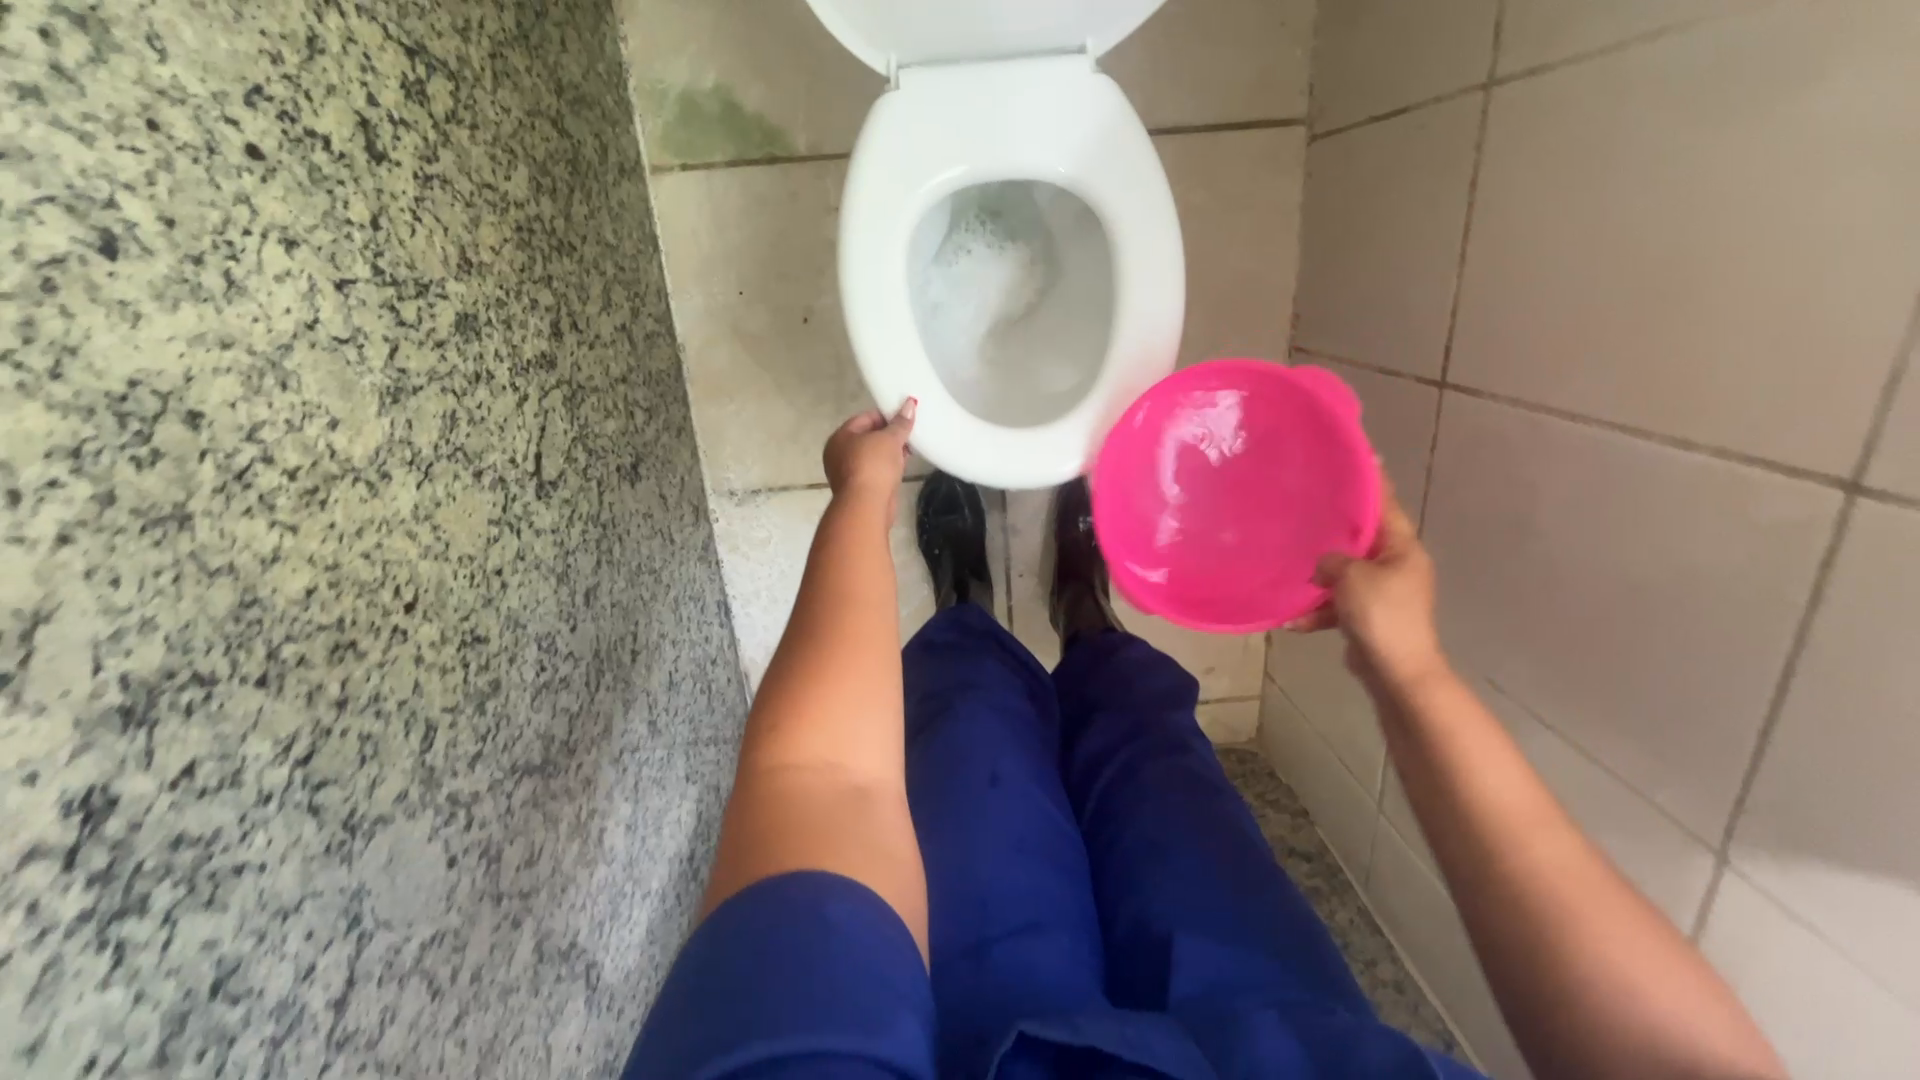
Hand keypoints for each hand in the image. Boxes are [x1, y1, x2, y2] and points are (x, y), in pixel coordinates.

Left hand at [822, 399, 916, 511]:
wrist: (866, 505)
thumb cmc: (874, 466)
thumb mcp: (890, 439)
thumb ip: (900, 423)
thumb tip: (910, 404)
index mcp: (840, 437)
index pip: (865, 418)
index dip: (886, 415)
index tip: (905, 417)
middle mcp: (839, 454)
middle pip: (868, 437)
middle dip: (889, 435)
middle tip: (909, 433)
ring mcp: (847, 472)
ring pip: (872, 455)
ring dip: (890, 452)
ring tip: (910, 449)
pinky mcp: (859, 488)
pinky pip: (875, 471)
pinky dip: (887, 467)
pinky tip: (903, 466)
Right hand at [1287, 478, 1446, 691]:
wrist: (1396, 670)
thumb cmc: (1381, 614)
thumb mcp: (1351, 577)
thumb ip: (1333, 560)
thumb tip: (1324, 564)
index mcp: (1402, 548)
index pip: (1386, 504)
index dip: (1373, 481)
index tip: (1362, 455)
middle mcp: (1397, 565)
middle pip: (1362, 539)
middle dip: (1334, 533)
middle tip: (1309, 511)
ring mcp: (1385, 592)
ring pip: (1346, 574)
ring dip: (1320, 581)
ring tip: (1293, 577)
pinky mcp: (1370, 617)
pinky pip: (1339, 604)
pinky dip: (1319, 611)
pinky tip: (1294, 621)